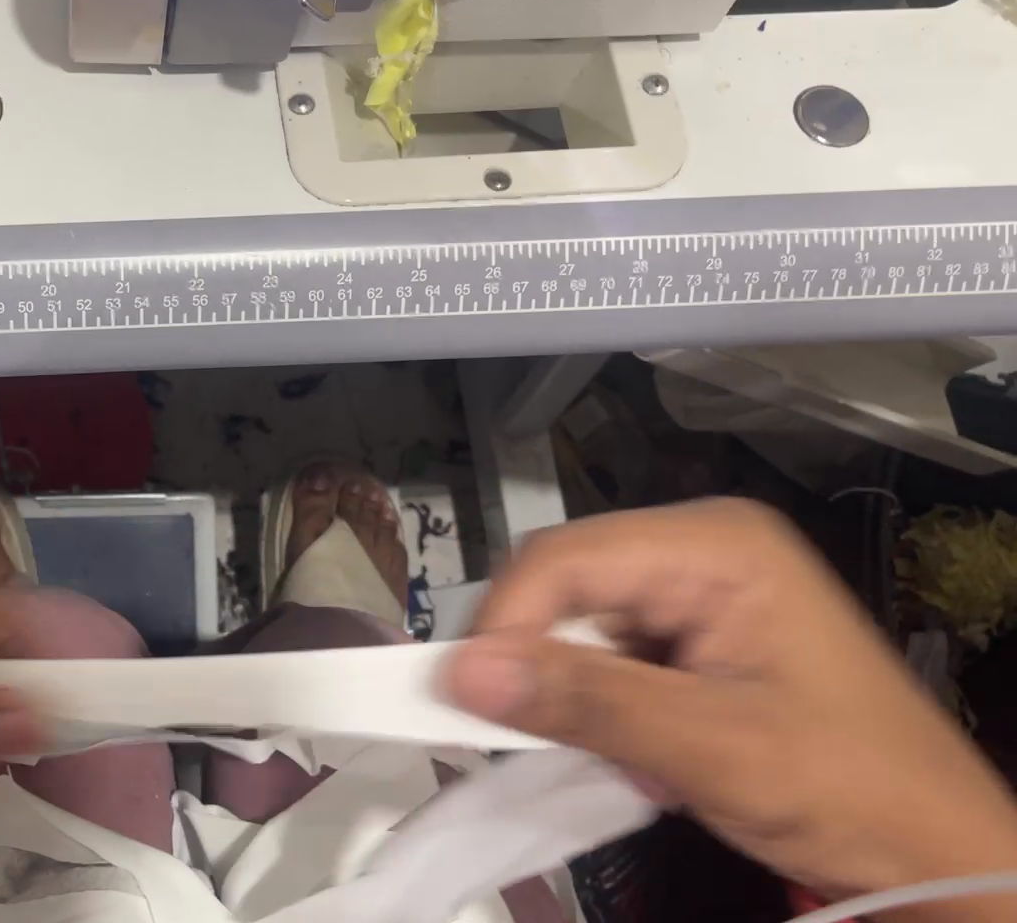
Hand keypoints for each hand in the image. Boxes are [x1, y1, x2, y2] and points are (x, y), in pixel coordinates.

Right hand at [444, 499, 1016, 919]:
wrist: (948, 864)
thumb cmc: (861, 795)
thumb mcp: (719, 750)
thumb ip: (586, 704)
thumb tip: (460, 674)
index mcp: (712, 544)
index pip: (561, 559)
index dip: (507, 621)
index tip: (473, 693)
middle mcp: (688, 547)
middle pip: (556, 583)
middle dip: (538, 659)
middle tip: (540, 731)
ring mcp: (680, 584)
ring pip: (560, 618)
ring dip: (563, 686)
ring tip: (614, 749)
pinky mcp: (673, 625)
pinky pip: (585, 645)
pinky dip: (584, 697)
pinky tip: (629, 742)